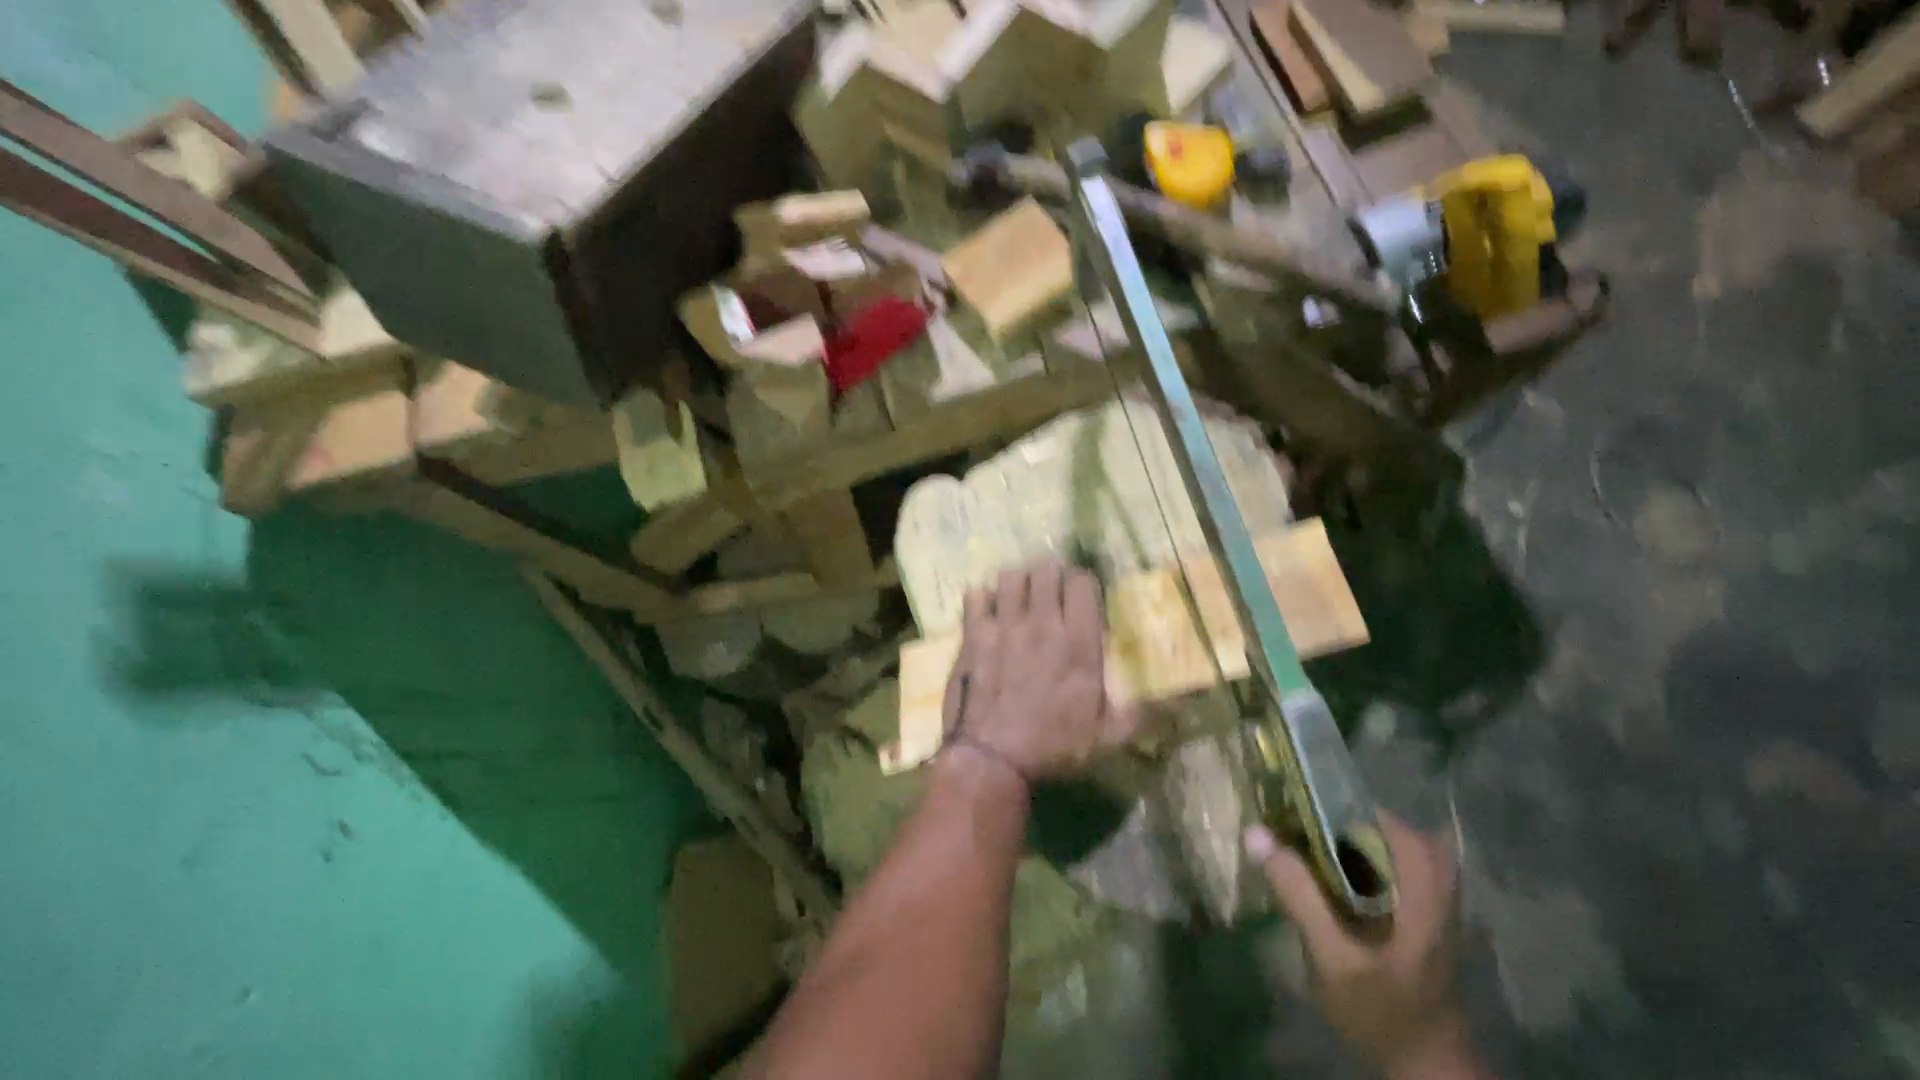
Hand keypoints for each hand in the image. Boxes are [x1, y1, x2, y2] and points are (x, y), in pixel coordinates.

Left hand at [941, 560, 1137, 779]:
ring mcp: (1004, 626)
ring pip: (1010, 576)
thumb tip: (1175, 707)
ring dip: (1017, 582)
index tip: (1080, 598)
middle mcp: (1042, 624)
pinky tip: (987, 612)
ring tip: (1018, 598)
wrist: (992, 760)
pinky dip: (982, 597)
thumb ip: (1139, 715)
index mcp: (1079, 642)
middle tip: (1049, 594)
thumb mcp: (1107, 739)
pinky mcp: (972, 635)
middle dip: (1050, 576)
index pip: (1083, 582)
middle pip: (1046, 570)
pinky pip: (975, 595)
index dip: (1083, 584)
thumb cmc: (1052, 748)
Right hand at [1246, 814, 1488, 1078]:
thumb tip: (1255, 832)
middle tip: (1279, 825)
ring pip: (1373, 837)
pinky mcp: (1423, 901)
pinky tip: (1317, 875)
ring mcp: (1433, 886)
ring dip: (1332, 838)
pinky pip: (1381, 858)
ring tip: (1291, 846)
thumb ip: (1299, 893)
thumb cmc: (1383, 1008)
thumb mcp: (1333, 956)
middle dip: (1322, 817)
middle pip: (1368, 818)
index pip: (1365, 809)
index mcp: (1421, 874)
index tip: (1277, 800)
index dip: (1318, 799)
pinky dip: (1347, 857)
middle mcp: (1435, 869)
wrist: (1427, 1060)